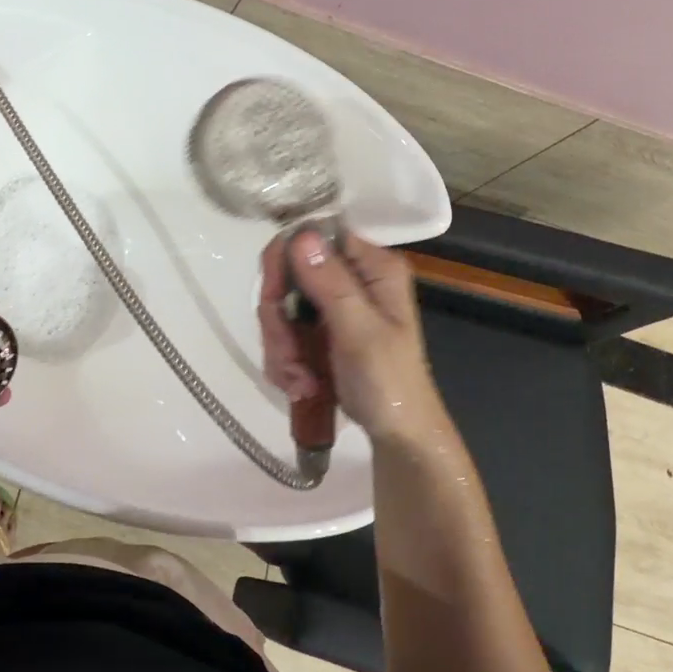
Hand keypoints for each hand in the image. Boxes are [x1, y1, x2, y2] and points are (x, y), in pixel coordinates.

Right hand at [258, 229, 442, 441]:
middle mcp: (352, 279)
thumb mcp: (361, 333)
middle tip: (288, 355)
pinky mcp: (318, 332)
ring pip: (279, 308)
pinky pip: (282, 334)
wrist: (399, 436)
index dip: (285, 260)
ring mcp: (333, 306)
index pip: (313, 236)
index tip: (273, 297)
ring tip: (300, 381)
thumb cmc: (390, 384)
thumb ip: (330, 284)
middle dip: (279, 321)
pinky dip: (285, 362)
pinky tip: (300, 385)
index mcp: (372, 268)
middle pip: (287, 275)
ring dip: (281, 348)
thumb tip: (300, 235)